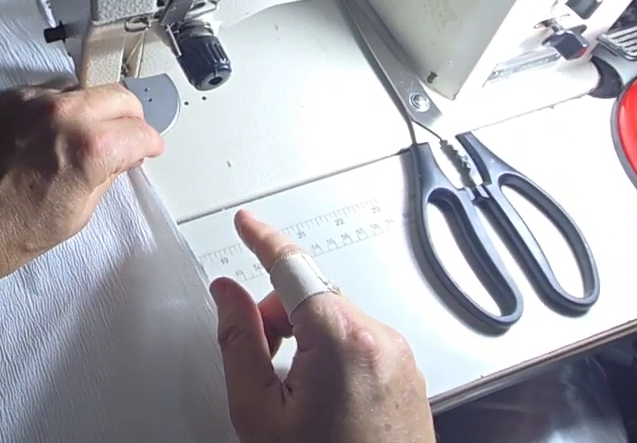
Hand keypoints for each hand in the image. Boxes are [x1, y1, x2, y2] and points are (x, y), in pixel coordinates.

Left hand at [0, 83, 163, 308]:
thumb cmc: (11, 233)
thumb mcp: (78, 214)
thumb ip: (108, 174)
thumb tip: (124, 154)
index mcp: (90, 146)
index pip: (140, 130)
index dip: (149, 144)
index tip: (147, 150)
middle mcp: (64, 111)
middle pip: (118, 96)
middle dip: (128, 118)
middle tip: (123, 139)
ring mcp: (32, 97)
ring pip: (81, 91)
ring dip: (89, 111)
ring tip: (75, 141)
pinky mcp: (6, 94)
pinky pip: (45, 92)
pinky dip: (54, 111)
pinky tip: (42, 138)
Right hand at [211, 210, 433, 442]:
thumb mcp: (258, 413)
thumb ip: (238, 339)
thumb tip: (227, 293)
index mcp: (342, 340)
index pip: (292, 266)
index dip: (262, 238)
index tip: (246, 223)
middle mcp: (380, 340)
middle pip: (311, 292)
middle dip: (277, 311)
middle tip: (259, 358)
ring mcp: (400, 359)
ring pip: (333, 315)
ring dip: (303, 333)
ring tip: (292, 393)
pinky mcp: (408, 376)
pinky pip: (357, 339)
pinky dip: (328, 350)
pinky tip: (317, 398)